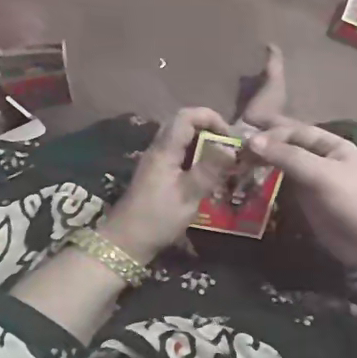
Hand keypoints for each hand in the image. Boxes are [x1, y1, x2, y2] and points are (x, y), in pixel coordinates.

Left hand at [97, 108, 234, 262]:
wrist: (126, 241)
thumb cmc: (158, 218)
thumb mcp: (189, 195)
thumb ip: (210, 169)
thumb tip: (230, 147)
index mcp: (164, 149)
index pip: (186, 116)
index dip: (210, 117)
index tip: (229, 135)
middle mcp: (158, 149)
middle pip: (183, 124)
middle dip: (208, 129)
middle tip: (228, 147)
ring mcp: (155, 161)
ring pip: (180, 139)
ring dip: (202, 144)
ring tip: (222, 161)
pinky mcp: (156, 173)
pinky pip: (177, 154)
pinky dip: (194, 157)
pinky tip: (206, 174)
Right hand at [244, 121, 356, 269]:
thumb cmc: (353, 201)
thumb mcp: (321, 174)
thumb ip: (287, 157)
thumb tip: (251, 141)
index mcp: (331, 144)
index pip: (295, 131)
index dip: (270, 133)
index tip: (244, 141)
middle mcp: (321, 157)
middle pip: (287, 145)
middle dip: (263, 144)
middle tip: (234, 146)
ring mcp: (313, 179)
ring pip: (282, 164)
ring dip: (262, 161)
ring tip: (236, 162)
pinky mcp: (306, 200)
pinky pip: (282, 184)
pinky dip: (265, 180)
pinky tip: (248, 179)